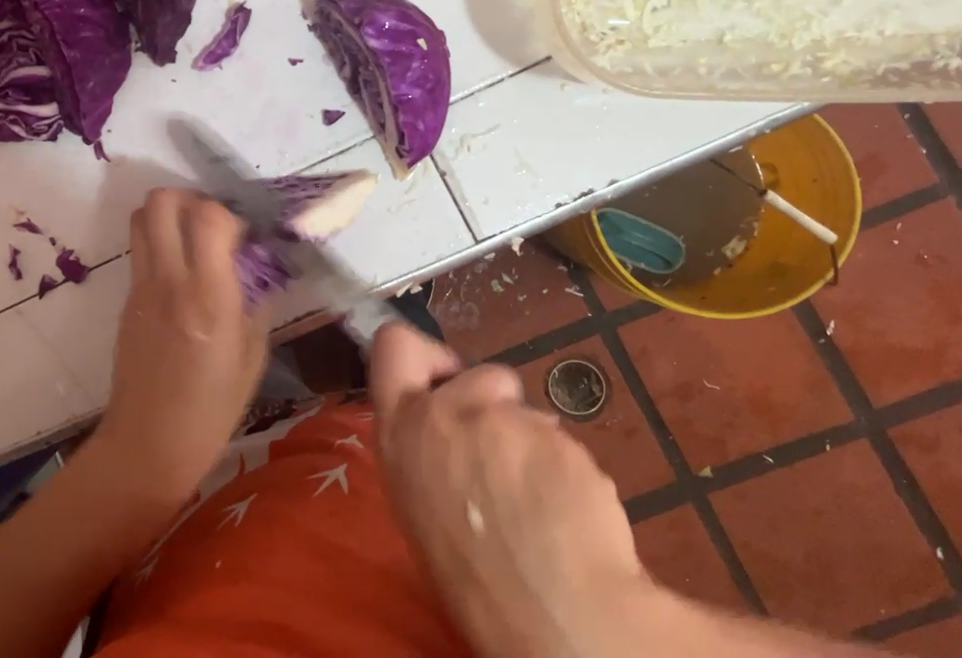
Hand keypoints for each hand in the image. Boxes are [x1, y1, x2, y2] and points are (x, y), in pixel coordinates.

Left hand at [93, 189, 267, 502]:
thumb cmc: (213, 409)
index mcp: (209, 299)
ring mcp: (141, 288)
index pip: (209, 218)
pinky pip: (140, 250)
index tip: (245, 234)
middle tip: (213, 223)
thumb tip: (257, 263)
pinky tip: (183, 275)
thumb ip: (255, 300)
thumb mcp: (252, 355)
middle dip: (190, 198)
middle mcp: (169, 282)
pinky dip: (160, 244)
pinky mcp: (126, 299)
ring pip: (141, 218)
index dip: (229, 212)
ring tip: (196, 241)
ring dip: (169, 215)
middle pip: (161, 202)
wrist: (149, 442)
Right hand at [370, 324, 648, 657]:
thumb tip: (448, 438)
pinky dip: (565, 469)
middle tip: (504, 454)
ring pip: (525, 410)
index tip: (445, 381)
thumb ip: (425, 451)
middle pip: (477, 373)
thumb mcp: (418, 502)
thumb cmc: (470, 574)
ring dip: (532, 441)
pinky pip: (562, 442)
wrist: (552, 614)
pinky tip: (567, 511)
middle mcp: (444, 413)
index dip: (426, 354)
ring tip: (539, 497)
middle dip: (497, 403)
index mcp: (400, 431)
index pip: (395, 346)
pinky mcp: (557, 438)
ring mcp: (504, 421)